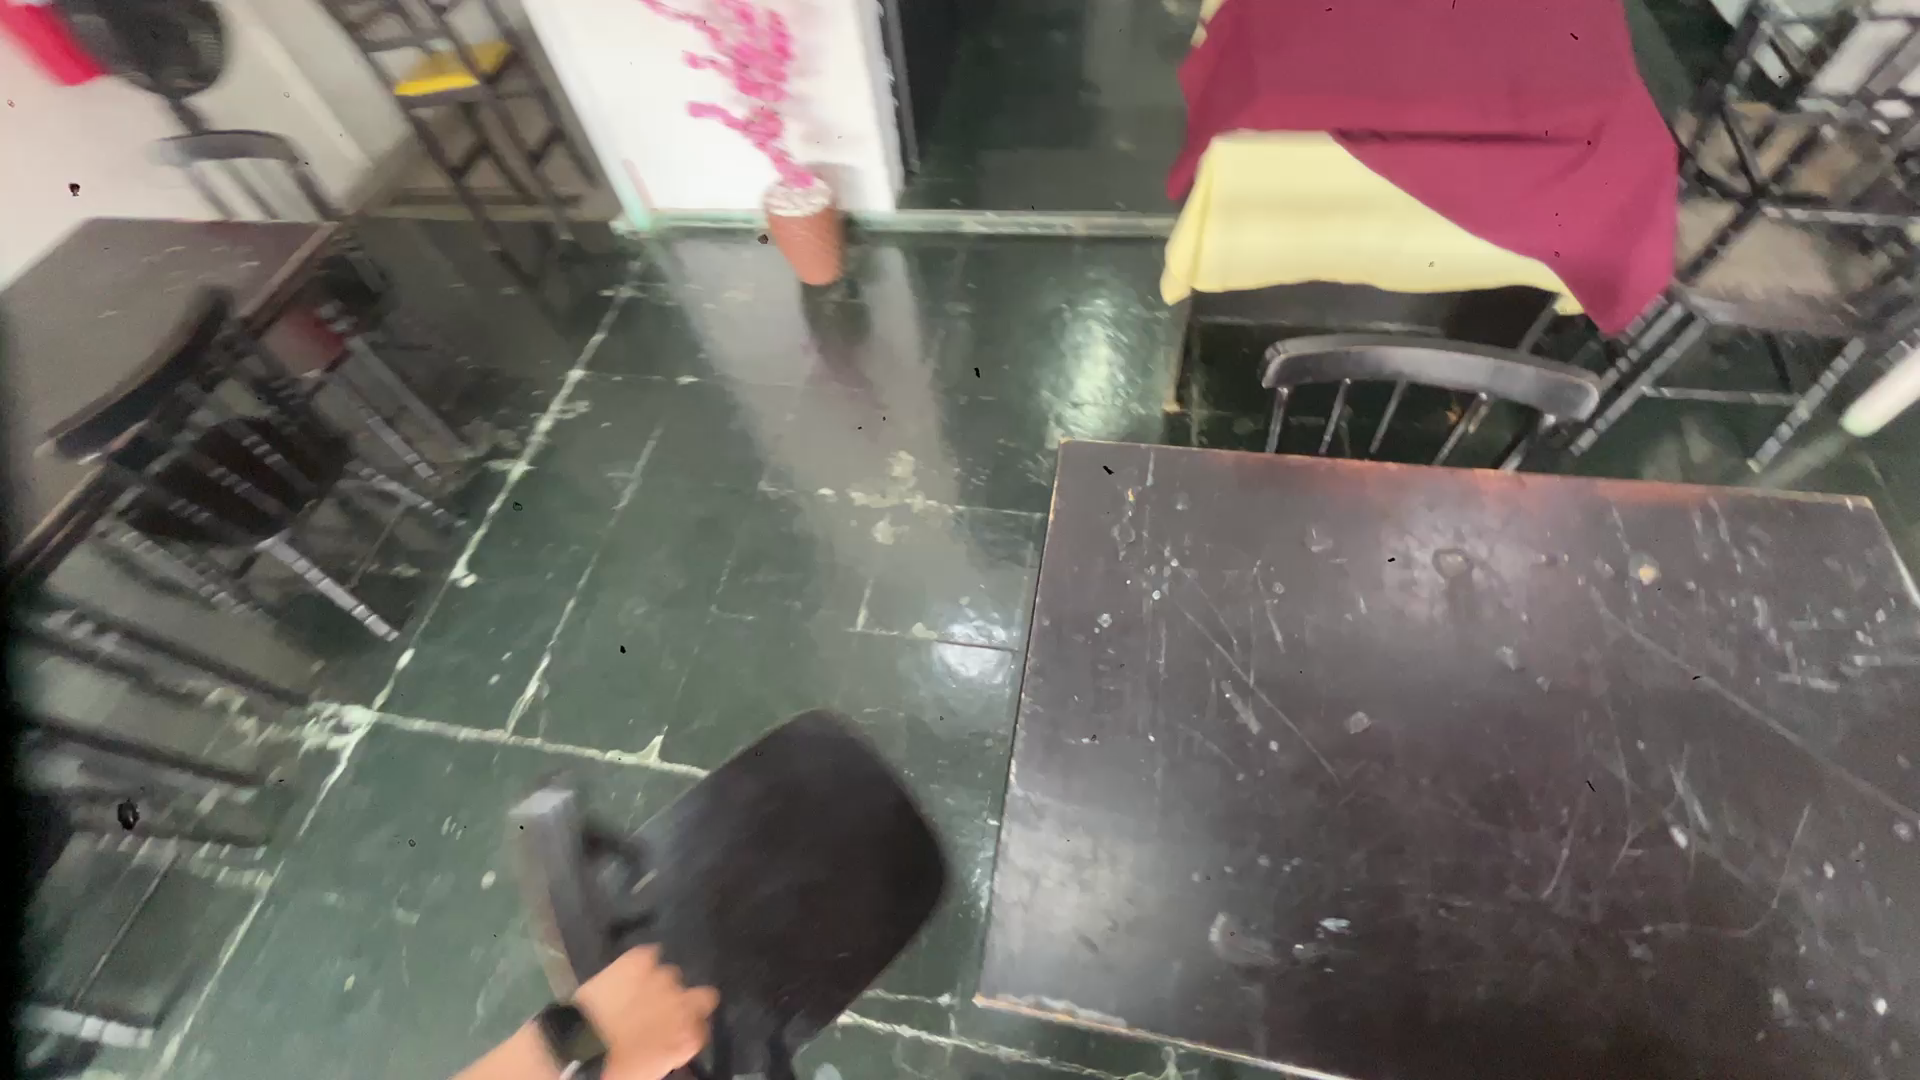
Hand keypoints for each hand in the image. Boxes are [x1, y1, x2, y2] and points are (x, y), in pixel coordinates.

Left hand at [574, 946, 719, 1079]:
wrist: (577, 1049)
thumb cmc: (613, 1071)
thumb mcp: (647, 1073)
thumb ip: (668, 1053)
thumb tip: (667, 1045)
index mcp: (686, 1038)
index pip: (702, 1030)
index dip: (688, 1032)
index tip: (674, 1036)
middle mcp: (684, 1003)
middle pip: (704, 996)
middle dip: (689, 1002)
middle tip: (665, 1012)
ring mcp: (663, 976)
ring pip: (669, 976)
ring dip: (657, 986)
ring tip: (634, 996)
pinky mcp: (641, 957)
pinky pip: (647, 956)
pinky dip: (640, 965)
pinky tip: (626, 976)